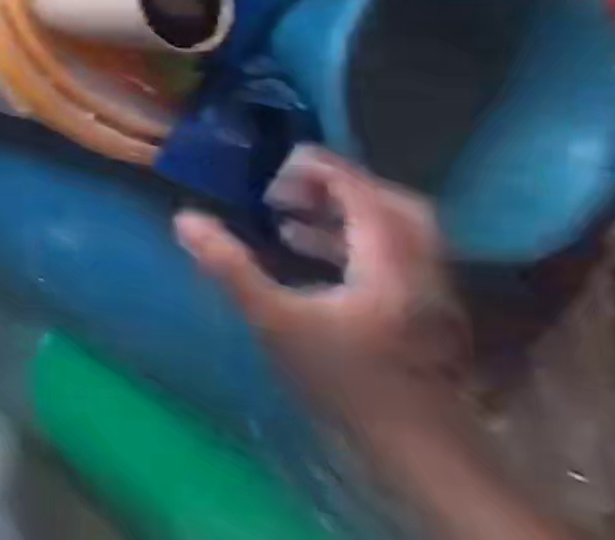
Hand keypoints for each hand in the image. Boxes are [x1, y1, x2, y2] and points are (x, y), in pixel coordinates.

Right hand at [174, 145, 470, 421]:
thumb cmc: (345, 380)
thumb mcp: (274, 320)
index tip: (280, 161)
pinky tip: (312, 259)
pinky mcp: (425, 316)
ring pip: (398, 233)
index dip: (326, 170)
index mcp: (390, 264)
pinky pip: (394, 256)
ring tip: (288, 218)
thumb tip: (184, 218)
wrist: (421, 452)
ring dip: (346, 214)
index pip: (365, 195)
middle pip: (395, 206)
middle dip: (342, 187)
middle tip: (288, 187)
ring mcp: (430, 295)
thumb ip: (229, 267)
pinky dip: (354, 241)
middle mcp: (421, 271)